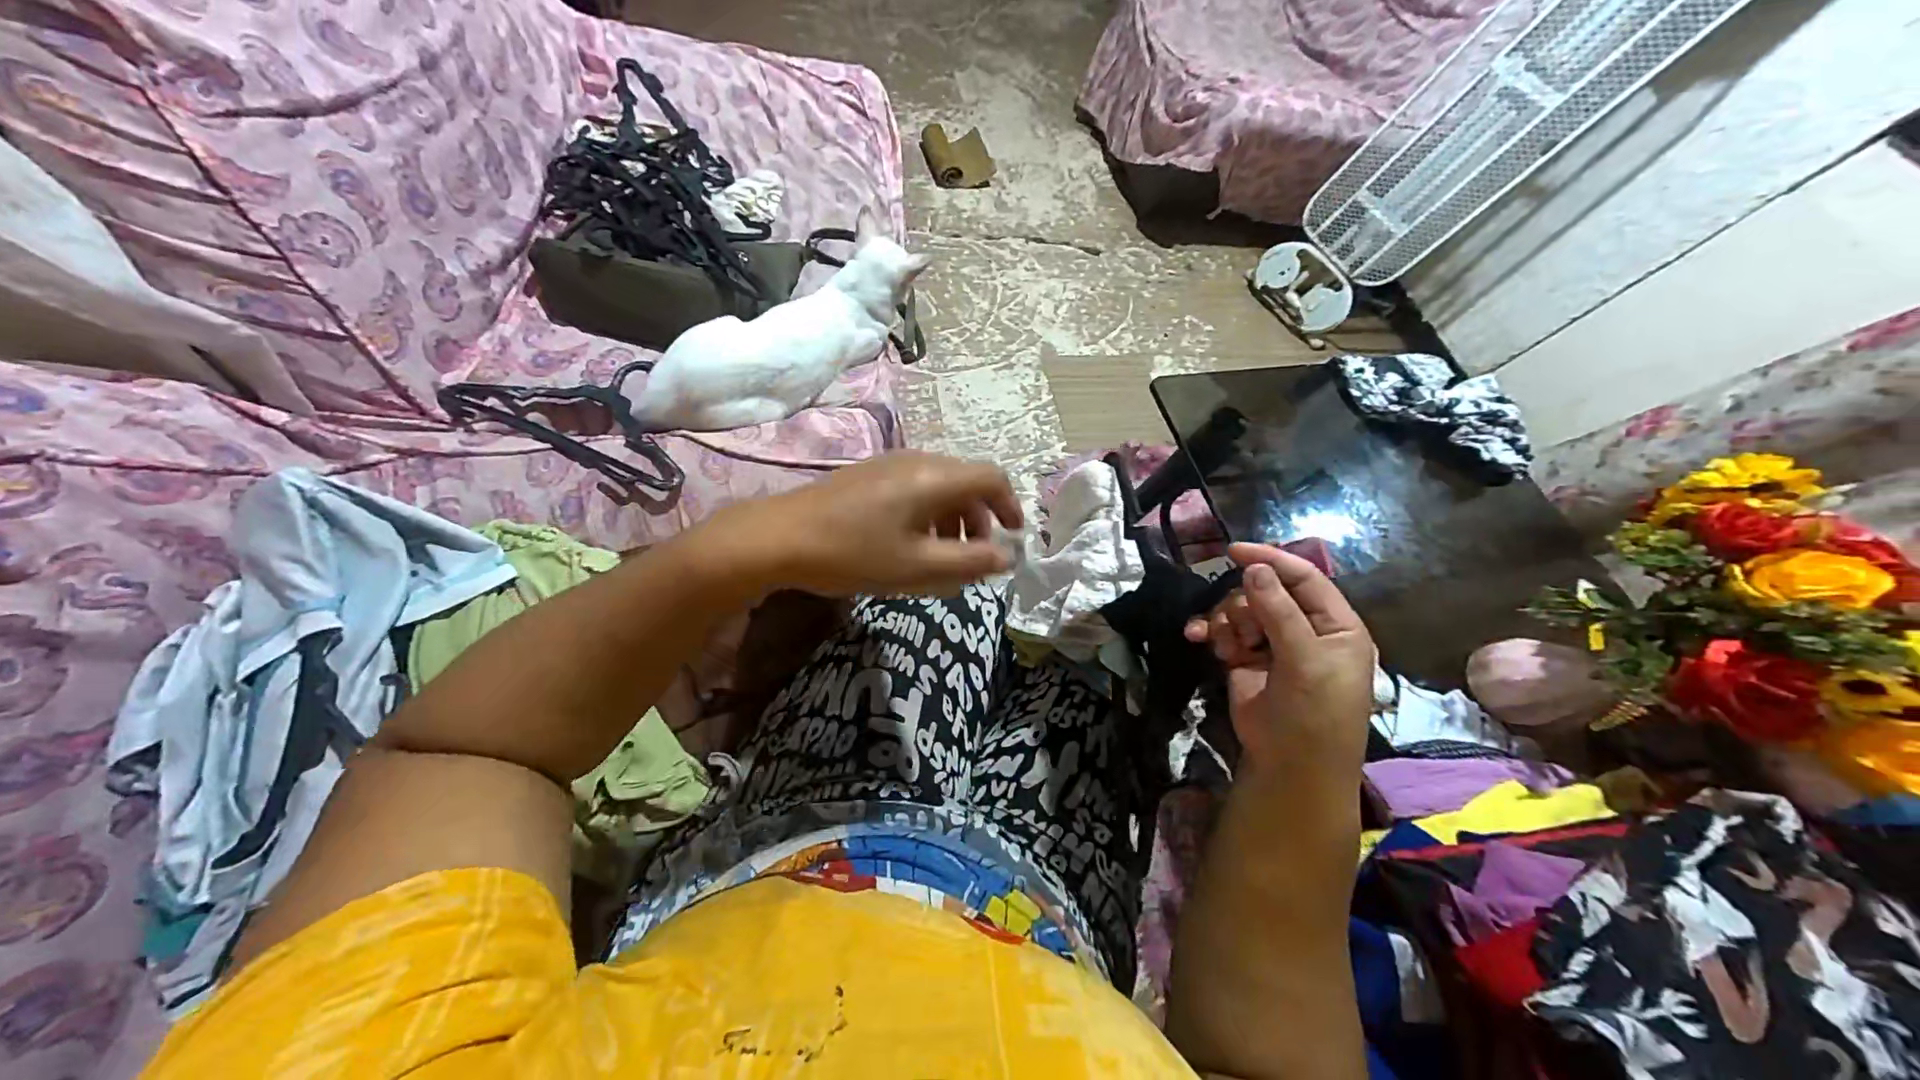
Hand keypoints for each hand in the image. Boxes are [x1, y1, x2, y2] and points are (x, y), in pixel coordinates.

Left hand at [704, 450, 1023, 596]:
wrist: (779, 537)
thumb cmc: (853, 553)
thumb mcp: (917, 566)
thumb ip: (969, 561)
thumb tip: (1007, 557)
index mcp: (934, 477)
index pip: (991, 478)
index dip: (1010, 506)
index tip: (1013, 536)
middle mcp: (917, 461)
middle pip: (966, 482)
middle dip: (980, 519)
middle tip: (975, 557)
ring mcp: (890, 465)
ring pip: (940, 486)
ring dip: (953, 519)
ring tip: (943, 557)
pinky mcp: (869, 476)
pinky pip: (915, 488)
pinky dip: (928, 515)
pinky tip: (910, 545)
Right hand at [1184, 543, 1374, 786]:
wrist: (1291, 767)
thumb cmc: (1314, 713)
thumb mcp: (1304, 660)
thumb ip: (1279, 612)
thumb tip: (1255, 568)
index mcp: (1335, 625)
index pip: (1303, 578)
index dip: (1271, 560)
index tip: (1234, 551)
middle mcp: (1305, 629)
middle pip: (1265, 592)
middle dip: (1244, 603)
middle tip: (1239, 628)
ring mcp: (1273, 645)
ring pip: (1241, 610)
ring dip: (1226, 620)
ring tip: (1225, 645)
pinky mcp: (1246, 660)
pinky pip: (1224, 632)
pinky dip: (1211, 632)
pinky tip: (1198, 638)